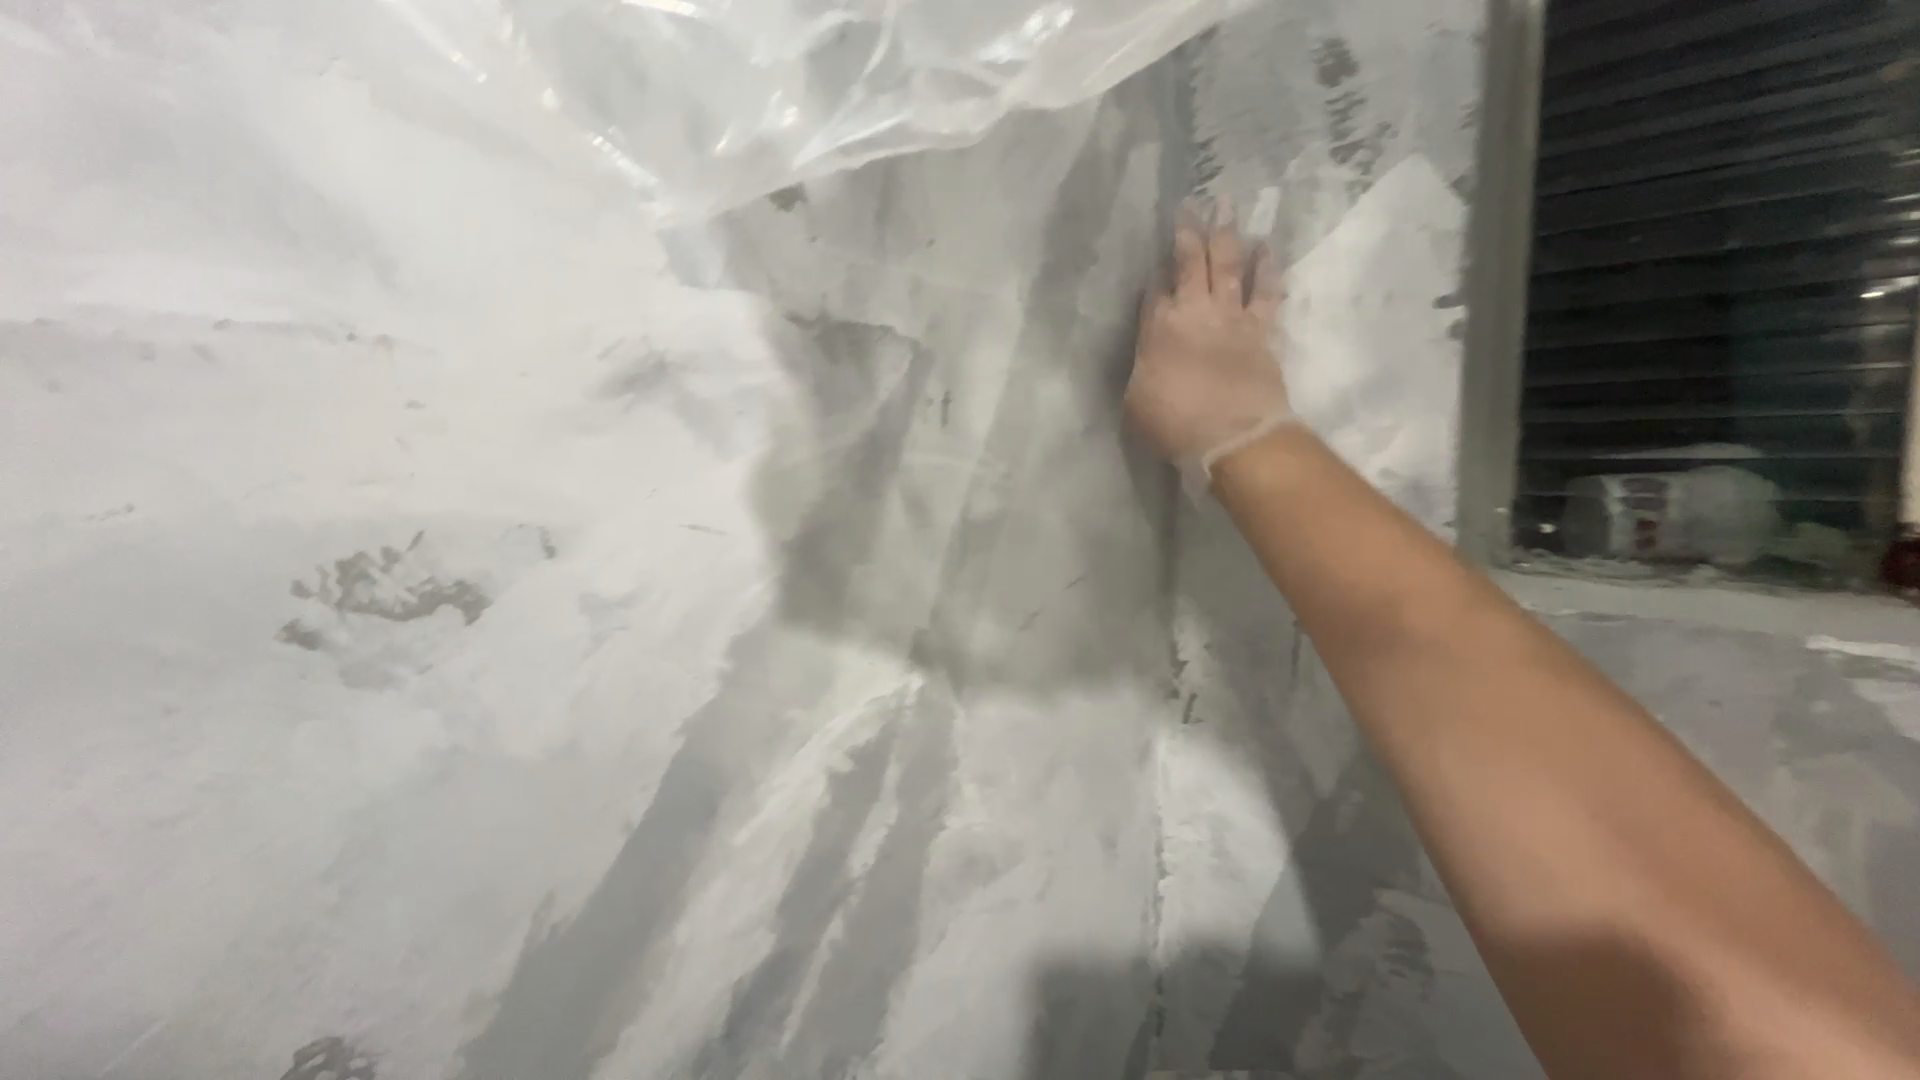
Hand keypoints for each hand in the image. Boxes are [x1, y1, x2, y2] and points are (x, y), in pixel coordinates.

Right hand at [1125, 196, 1288, 485]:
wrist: (1233, 436)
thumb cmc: (1174, 425)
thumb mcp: (1136, 402)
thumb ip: (1141, 371)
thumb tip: (1146, 358)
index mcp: (1157, 331)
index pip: (1153, 293)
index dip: (1154, 277)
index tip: (1154, 263)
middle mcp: (1193, 313)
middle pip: (1190, 265)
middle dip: (1189, 233)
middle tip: (1191, 204)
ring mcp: (1230, 318)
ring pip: (1227, 265)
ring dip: (1226, 234)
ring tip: (1225, 204)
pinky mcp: (1261, 329)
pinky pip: (1265, 290)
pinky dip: (1267, 267)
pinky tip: (1266, 246)